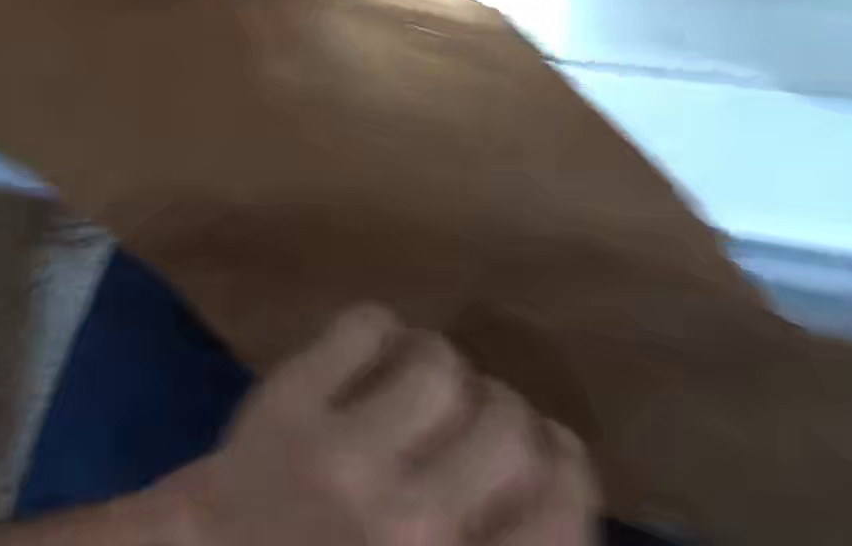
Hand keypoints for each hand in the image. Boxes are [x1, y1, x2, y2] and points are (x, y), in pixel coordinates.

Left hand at [161, 304, 599, 545]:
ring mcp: (345, 457)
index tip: (541, 454)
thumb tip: (542, 483)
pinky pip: (364, 326)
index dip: (561, 464)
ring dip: (439, 365)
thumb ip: (493, 541)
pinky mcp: (290, 402)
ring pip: (440, 363)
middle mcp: (416, 527)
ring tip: (419, 383)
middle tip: (474, 420)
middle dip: (502, 412)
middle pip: (508, 421)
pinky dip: (378, 328)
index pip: (562, 504)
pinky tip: (370, 352)